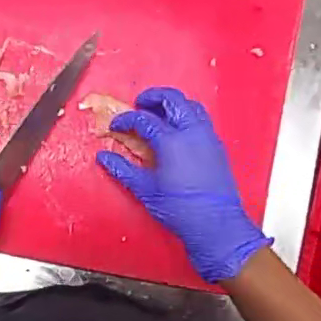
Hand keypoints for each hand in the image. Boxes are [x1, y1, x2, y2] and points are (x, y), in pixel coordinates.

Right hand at [97, 87, 269, 281]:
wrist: (214, 223)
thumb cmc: (179, 208)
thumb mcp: (144, 189)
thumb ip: (123, 169)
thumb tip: (104, 158)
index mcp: (171, 141)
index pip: (144, 119)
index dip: (126, 119)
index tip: (116, 125)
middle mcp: (192, 132)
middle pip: (172, 99)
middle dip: (152, 97)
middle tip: (139, 104)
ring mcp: (207, 137)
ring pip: (190, 105)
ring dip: (172, 104)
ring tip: (157, 113)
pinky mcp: (216, 146)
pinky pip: (201, 119)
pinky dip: (185, 115)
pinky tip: (176, 130)